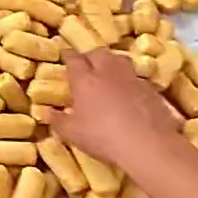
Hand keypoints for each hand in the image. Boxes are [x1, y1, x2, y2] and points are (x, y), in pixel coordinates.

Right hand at [49, 49, 186, 176]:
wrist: (148, 144)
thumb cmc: (103, 137)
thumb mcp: (72, 133)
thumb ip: (57, 120)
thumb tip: (46, 111)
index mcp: (85, 79)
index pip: (73, 59)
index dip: (68, 55)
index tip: (64, 54)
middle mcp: (108, 72)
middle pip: (98, 53)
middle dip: (90, 56)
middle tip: (85, 65)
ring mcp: (132, 78)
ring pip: (120, 59)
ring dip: (111, 62)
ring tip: (107, 73)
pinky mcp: (150, 89)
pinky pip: (135, 77)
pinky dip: (128, 80)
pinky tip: (127, 92)